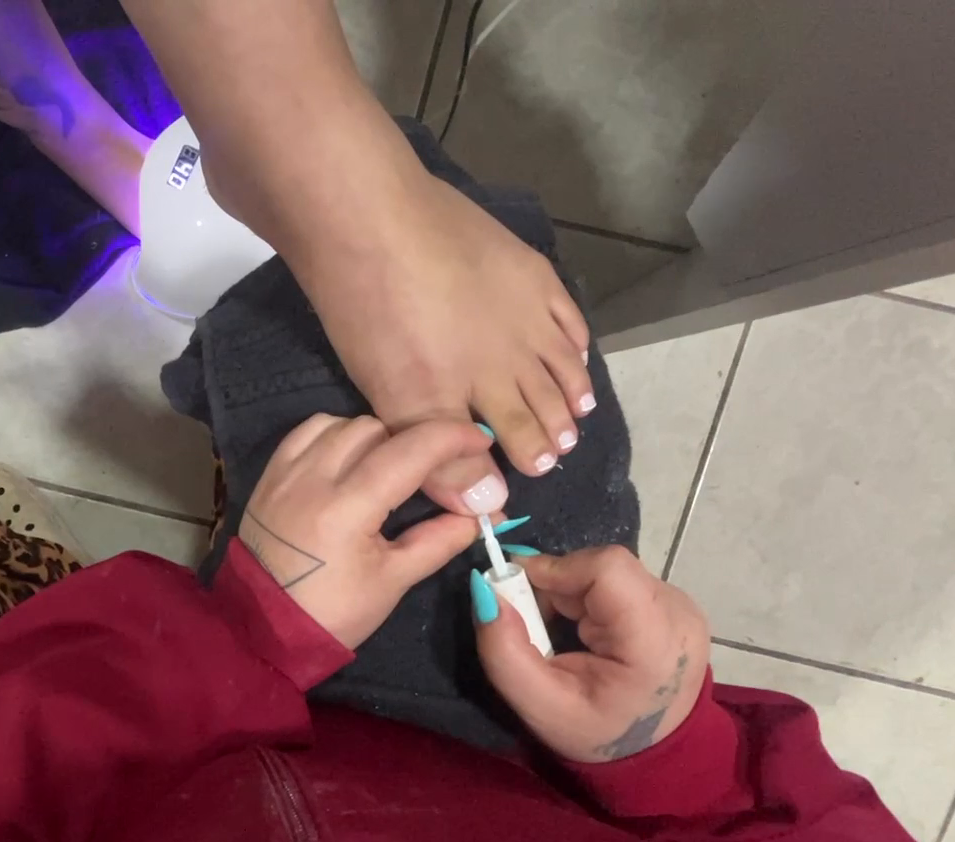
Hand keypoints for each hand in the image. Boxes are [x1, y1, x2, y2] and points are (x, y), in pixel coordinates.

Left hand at [240, 415, 488, 648]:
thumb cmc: (331, 612)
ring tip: (383, 468)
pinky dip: (332, 436)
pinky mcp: (268, 477)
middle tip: (426, 472)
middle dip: (410, 443)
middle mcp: (312, 478)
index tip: (477, 440)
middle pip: (375, 429)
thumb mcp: (392, 581)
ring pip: (338, 424)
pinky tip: (344, 460)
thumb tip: (477, 514)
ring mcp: (285, 474)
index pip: (409, 451)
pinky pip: (304, 434)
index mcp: (347, 507)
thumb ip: (438, 540)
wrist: (261, 626)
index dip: (451, 438)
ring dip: (370, 437)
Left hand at [289, 170, 593, 512]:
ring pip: (559, 357)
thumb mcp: (399, 398)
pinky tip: (579, 346)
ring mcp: (524, 303)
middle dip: (552, 428)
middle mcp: (516, 349)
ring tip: (580, 411)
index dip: (527, 454)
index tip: (538, 472)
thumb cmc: (375, 318)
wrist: (374, 222)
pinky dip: (575, 336)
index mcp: (481, 385)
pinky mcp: (522, 263)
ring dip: (569, 388)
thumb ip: (442, 452)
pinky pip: (565, 310)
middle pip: (542, 396)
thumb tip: (490, 505)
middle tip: (564, 449)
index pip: (516, 431)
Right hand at [472, 547, 708, 762]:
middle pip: (602, 567)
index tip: (514, 589)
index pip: (607, 568)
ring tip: (554, 630)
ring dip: (567, 591)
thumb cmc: (592, 732)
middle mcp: (678, 613)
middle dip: (554, 584)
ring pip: (606, 570)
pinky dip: (583, 596)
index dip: (553, 568)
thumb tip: (484, 589)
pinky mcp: (673, 605)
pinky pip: (616, 580)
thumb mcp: (535, 703)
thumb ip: (503, 649)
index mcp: (654, 642)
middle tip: (530, 620)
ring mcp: (681, 607)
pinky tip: (578, 629)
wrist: (650, 757)